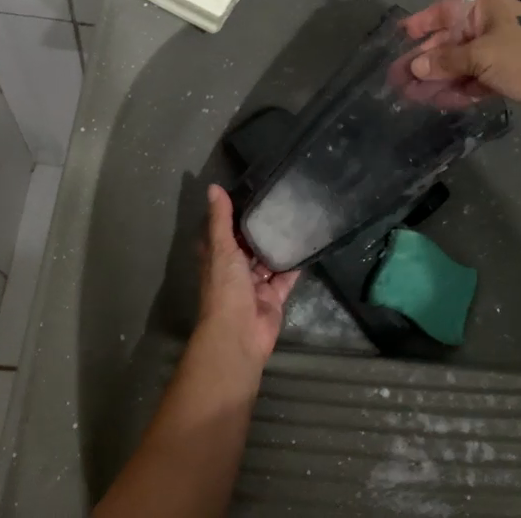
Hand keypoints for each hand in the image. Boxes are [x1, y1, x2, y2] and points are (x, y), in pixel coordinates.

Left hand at [196, 185, 299, 368]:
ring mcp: (255, 285)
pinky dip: (294, 265)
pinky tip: (307, 244)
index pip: (225, 230)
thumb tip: (213, 186)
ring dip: (279, 245)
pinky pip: (286, 277)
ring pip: (268, 260)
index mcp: (218, 258)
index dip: (235, 213)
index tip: (252, 190)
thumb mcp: (221, 247)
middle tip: (282, 201)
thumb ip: (220, 219)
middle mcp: (235, 270)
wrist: (239, 334)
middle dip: (261, 228)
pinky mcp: (273, 298)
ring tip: (297, 217)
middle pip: (248, 245)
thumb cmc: (225, 287)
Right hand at [401, 0, 520, 124]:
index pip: (445, 12)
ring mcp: (500, 53)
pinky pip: (474, 81)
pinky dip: (457, 90)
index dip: (422, 24)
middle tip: (397, 79)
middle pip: (450, 42)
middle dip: (425, 61)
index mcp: (486, 8)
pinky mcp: (507, 77)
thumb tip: (415, 66)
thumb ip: (446, 61)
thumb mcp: (481, 56)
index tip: (399, 37)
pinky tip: (436, 102)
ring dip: (437, 80)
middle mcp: (491, 26)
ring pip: (460, 65)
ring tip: (410, 97)